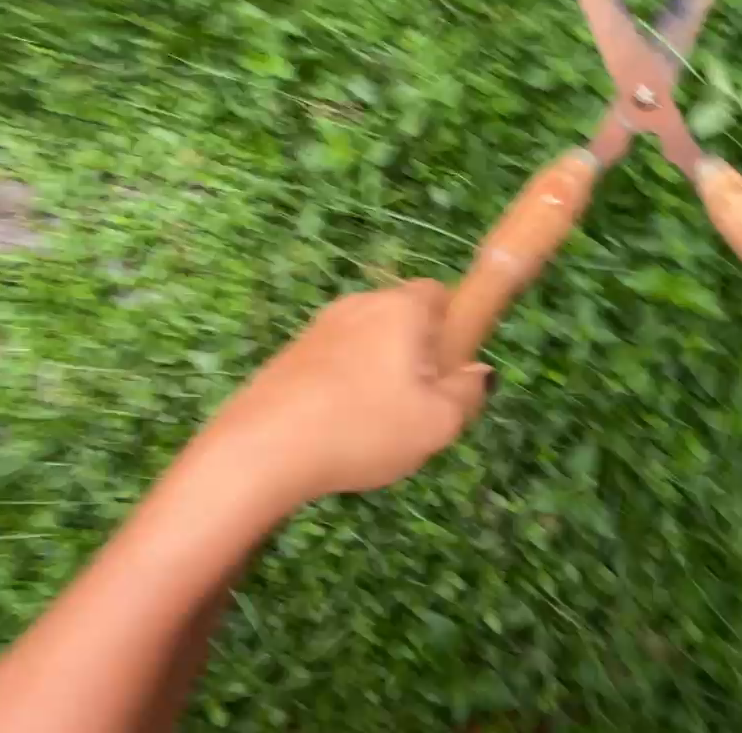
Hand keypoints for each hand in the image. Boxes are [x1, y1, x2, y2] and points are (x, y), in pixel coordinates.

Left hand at [205, 280, 492, 505]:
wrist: (261, 449)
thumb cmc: (363, 427)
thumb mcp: (437, 423)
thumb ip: (468, 393)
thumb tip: (480, 372)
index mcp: (401, 308)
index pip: (440, 292)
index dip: (452, 328)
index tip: (446, 370)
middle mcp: (360, 304)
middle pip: (404, 318)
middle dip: (417, 354)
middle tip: (417, 405)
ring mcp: (320, 326)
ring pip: (369, 341)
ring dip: (380, 372)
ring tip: (375, 425)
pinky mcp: (291, 353)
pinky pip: (337, 360)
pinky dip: (345, 385)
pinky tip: (339, 428)